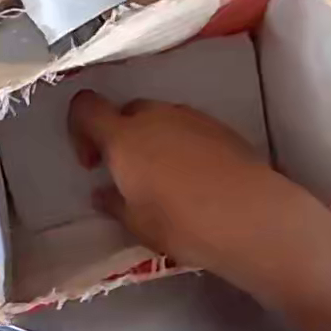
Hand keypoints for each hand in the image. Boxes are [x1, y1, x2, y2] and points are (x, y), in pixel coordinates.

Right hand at [67, 90, 305, 270]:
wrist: (251, 217)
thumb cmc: (182, 223)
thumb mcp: (137, 223)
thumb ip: (114, 202)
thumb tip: (103, 192)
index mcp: (124, 137)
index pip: (86, 107)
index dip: (80, 129)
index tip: (93, 162)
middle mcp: (156, 116)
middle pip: (126, 111)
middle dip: (121, 137)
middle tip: (129, 176)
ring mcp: (192, 118)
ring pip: (161, 118)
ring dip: (153, 141)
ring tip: (166, 181)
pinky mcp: (222, 128)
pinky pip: (189, 129)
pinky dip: (183, 145)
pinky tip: (196, 180)